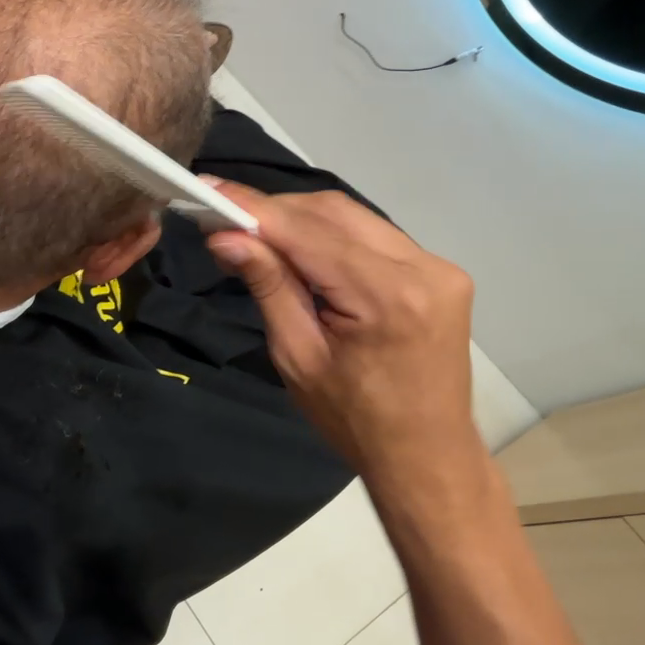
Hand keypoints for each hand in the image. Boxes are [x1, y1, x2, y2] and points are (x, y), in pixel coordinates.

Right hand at [201, 180, 476, 475]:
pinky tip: (295, 247)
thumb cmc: (352, 417)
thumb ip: (267, 286)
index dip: (252, 208)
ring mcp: (438, 266)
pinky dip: (326, 232)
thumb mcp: (296, 355)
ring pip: (351, 216)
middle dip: (272, 209)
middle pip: (332, 211)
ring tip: (251, 232)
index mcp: (387, 297)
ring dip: (297, 218)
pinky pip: (370, 233)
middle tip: (220, 217)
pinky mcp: (438, 270)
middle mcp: (423, 268)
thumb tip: (224, 236)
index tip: (206, 190)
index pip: (307, 231)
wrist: (425, 454)